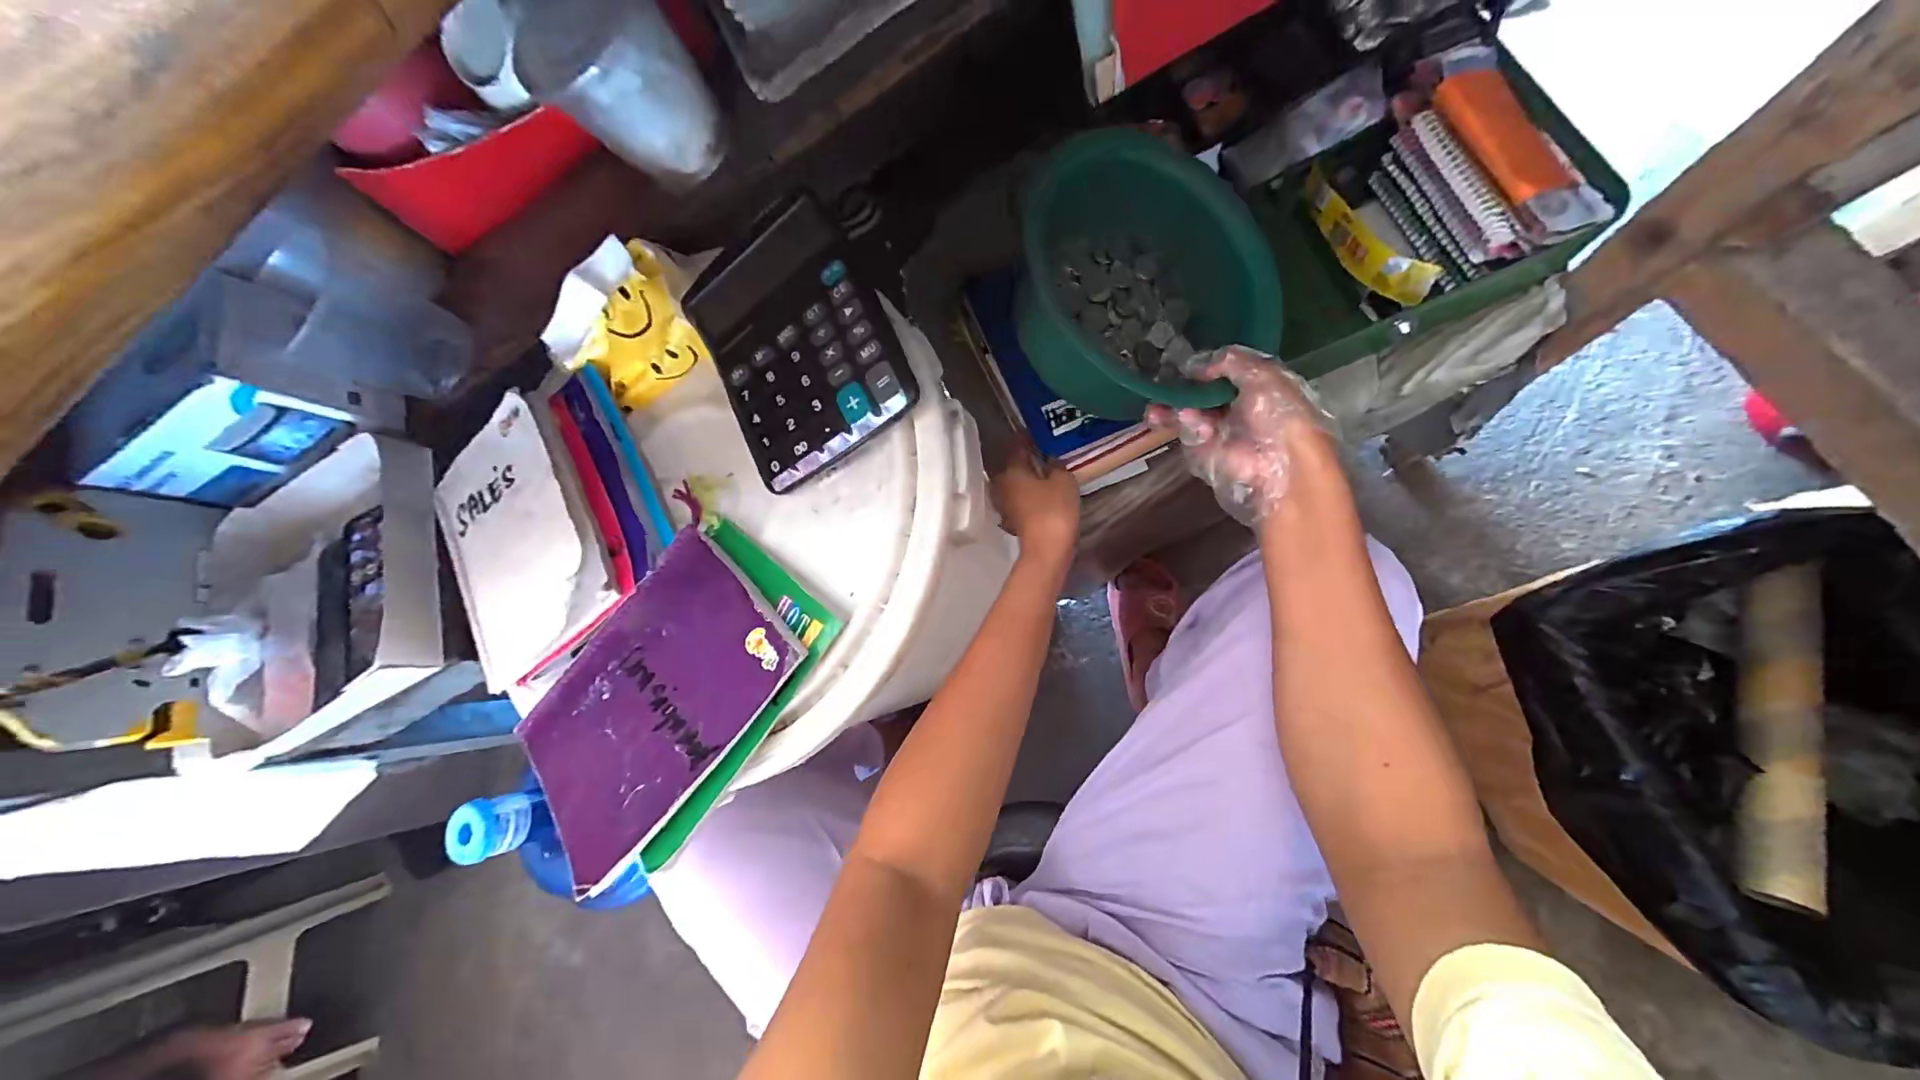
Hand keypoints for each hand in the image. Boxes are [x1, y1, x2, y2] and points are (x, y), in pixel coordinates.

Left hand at [992, 441, 1079, 563]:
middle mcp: (1002, 485)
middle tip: (1043, 451)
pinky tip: (1042, 492)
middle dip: (1026, 459)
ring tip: (1044, 471)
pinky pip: (1019, 499)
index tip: (1037, 431)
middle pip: (1012, 466)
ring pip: (1014, 484)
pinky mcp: (1012, 521)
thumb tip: (1051, 460)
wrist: (1047, 550)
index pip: (1016, 446)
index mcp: (1011, 471)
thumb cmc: (1054, 510)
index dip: (1027, 438)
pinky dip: (1029, 494)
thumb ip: (1057, 466)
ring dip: (1027, 477)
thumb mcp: (1064, 481)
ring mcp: (1005, 505)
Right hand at [1146, 346, 1338, 523]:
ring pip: (1188, 414)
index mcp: (1256, 387)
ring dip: (1171, 409)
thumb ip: (1231, 363)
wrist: (1279, 463)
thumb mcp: (1263, 375)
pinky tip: (1176, 420)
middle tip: (1160, 386)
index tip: (1185, 366)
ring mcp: (1220, 431)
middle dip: (1179, 390)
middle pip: (1201, 394)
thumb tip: (1199, 366)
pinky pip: (1187, 434)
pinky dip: (1180, 426)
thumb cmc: (1279, 413)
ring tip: (1155, 410)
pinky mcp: (1207, 451)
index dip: (1204, 369)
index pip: (1223, 373)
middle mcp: (1237, 408)